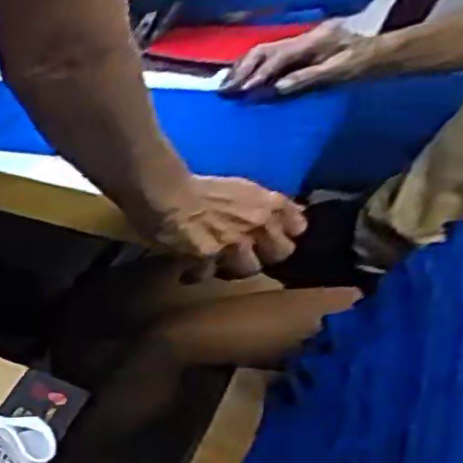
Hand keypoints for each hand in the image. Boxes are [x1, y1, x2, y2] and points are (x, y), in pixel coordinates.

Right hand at [145, 176, 306, 276]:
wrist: (165, 195)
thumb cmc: (198, 187)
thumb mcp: (242, 188)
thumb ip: (266, 203)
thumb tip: (292, 212)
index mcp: (271, 205)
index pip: (297, 229)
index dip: (281, 235)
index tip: (267, 238)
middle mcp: (259, 226)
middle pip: (279, 254)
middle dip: (263, 256)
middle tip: (244, 256)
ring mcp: (233, 244)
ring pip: (245, 270)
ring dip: (230, 269)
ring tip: (214, 267)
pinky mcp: (204, 258)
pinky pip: (204, 275)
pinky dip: (195, 275)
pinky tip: (186, 273)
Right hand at [222, 22, 380, 95]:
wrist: (379, 55)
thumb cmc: (364, 63)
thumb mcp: (341, 70)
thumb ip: (308, 77)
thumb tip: (276, 87)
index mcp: (317, 39)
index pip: (279, 56)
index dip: (259, 73)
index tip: (242, 91)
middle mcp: (304, 36)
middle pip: (262, 50)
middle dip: (241, 70)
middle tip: (225, 90)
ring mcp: (296, 42)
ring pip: (258, 54)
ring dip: (239, 71)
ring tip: (225, 88)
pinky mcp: (291, 51)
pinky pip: (262, 59)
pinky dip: (246, 71)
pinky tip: (236, 83)